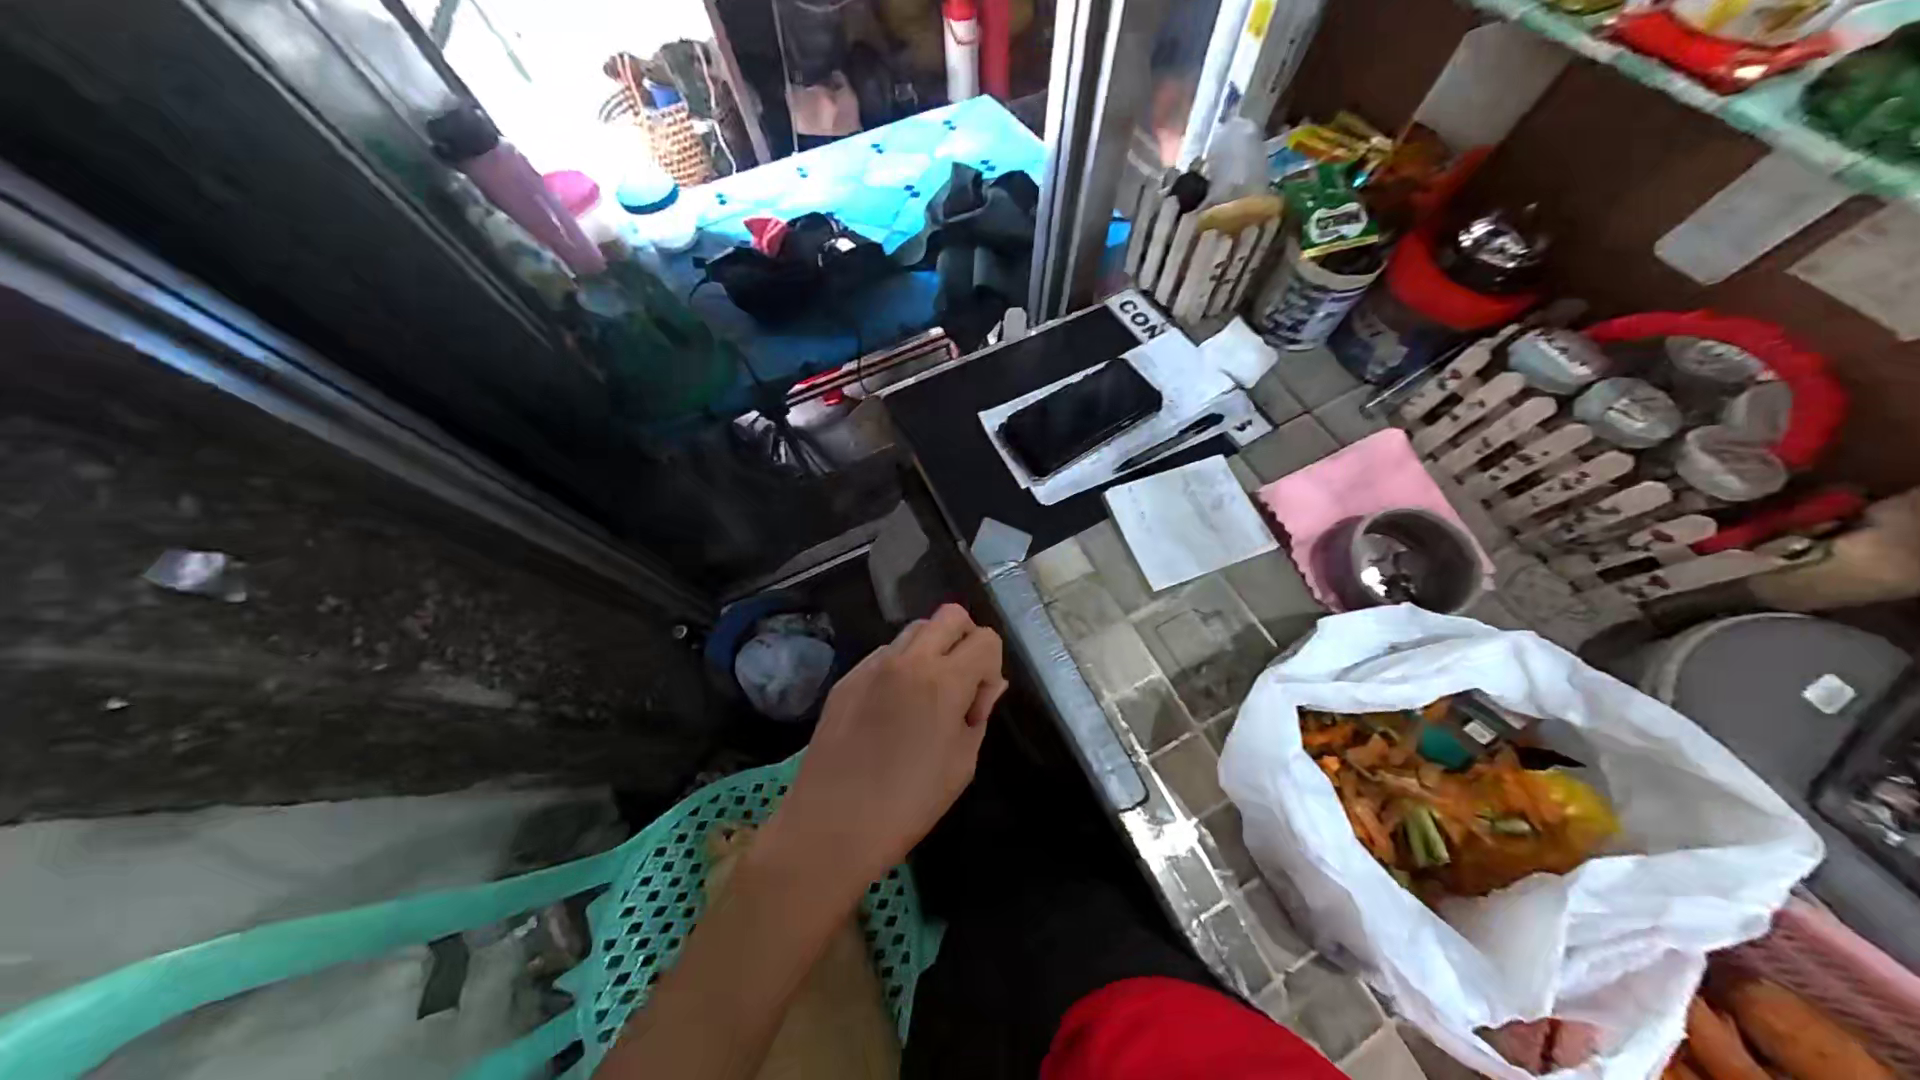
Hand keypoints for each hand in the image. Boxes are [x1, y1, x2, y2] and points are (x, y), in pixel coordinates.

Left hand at [759, 604, 1007, 891]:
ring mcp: (872, 665)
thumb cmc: (908, 805)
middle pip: (951, 616)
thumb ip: (979, 714)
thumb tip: (986, 686)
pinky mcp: (846, 678)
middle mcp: (908, 660)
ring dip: (932, 649)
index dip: (992, 669)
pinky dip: (900, 667)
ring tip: (925, 696)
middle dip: (966, 640)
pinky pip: (884, 654)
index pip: (986, 640)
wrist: (831, 826)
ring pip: (915, 629)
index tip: (977, 706)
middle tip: (960, 683)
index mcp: (943, 681)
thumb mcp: (962, 764)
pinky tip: (891, 710)